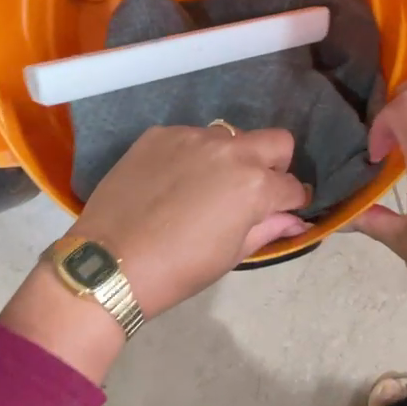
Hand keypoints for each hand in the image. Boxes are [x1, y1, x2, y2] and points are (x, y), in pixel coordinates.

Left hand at [0, 124, 306, 381]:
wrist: (111, 263)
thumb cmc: (178, 271)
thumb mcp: (230, 256)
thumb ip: (267, 230)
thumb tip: (295, 221)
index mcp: (254, 186)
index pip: (292, 186)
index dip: (292, 203)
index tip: (282, 213)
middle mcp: (229, 150)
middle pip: (275, 142)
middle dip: (274, 166)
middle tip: (253, 194)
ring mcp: (191, 137)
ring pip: (229, 136)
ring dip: (229, 159)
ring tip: (205, 190)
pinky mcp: (158, 135)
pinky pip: (189, 138)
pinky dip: (191, 157)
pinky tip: (171, 185)